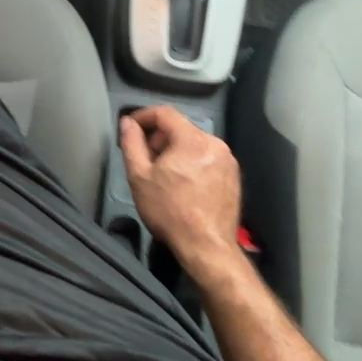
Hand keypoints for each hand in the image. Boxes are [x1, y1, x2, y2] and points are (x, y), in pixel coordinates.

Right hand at [119, 106, 242, 277]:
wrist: (206, 247)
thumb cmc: (169, 211)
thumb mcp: (139, 176)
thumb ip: (131, 143)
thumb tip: (127, 123)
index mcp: (192, 139)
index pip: (165, 113)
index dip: (143, 116)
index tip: (131, 129)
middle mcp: (214, 144)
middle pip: (180, 128)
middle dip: (159, 138)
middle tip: (145, 158)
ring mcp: (227, 160)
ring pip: (194, 143)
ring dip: (175, 150)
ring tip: (163, 174)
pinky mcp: (233, 176)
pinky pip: (207, 158)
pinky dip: (192, 162)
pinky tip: (183, 184)